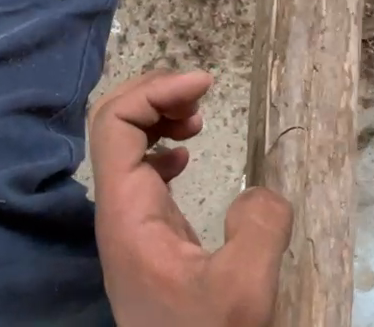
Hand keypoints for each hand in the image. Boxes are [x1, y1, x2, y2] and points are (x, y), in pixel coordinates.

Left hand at [90, 70, 293, 326]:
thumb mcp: (243, 289)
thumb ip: (259, 227)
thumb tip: (259, 192)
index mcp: (126, 214)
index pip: (114, 123)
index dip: (155, 90)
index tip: (205, 84)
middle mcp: (118, 210)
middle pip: (113, 123)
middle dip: (155, 93)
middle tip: (202, 91)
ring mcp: (129, 221)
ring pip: (124, 142)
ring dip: (159, 114)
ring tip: (198, 115)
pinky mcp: (146, 233)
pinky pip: (140, 168)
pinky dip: (162, 142)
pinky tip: (188, 151)